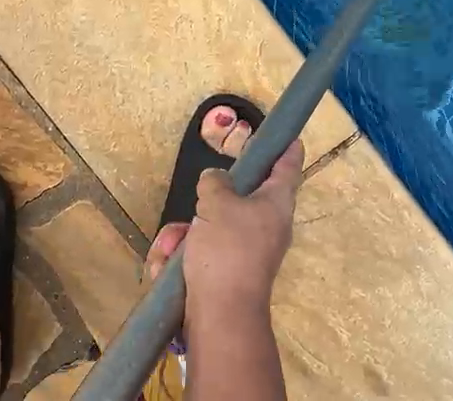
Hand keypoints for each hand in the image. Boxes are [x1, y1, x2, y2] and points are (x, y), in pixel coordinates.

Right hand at [143, 139, 305, 313]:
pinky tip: (165, 267)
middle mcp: (266, 224)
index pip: (288, 164)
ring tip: (171, 247)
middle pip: (236, 198)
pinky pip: (197, 255)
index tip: (282, 133)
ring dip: (182, 236)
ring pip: (208, 228)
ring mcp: (245, 252)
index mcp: (276, 202)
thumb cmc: (227, 251)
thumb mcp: (217, 203)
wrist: (219, 319)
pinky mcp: (223, 275)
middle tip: (195, 203)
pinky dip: (178, 259)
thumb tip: (215, 180)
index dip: (284, 145)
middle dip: (203, 204)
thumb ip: (214, 183)